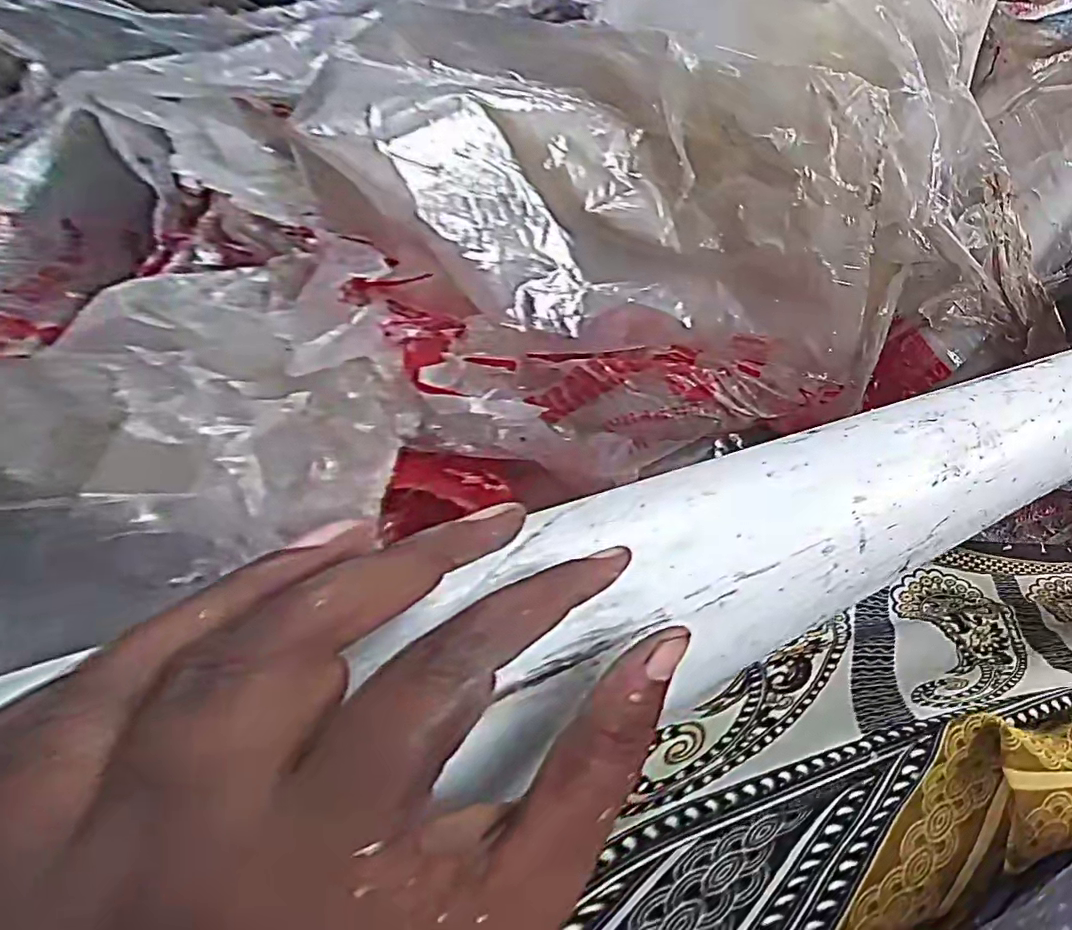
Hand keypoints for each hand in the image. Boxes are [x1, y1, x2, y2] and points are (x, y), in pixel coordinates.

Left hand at [0, 504, 686, 929]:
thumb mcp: (528, 892)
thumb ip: (597, 766)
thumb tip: (660, 650)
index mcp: (330, 849)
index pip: (449, 669)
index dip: (538, 598)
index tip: (597, 565)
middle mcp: (186, 841)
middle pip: (294, 647)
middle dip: (414, 562)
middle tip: (490, 525)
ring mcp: (72, 855)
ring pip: (162, 665)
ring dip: (277, 578)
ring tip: (367, 534)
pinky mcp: (15, 865)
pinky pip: (53, 721)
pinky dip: (147, 643)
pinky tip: (227, 604)